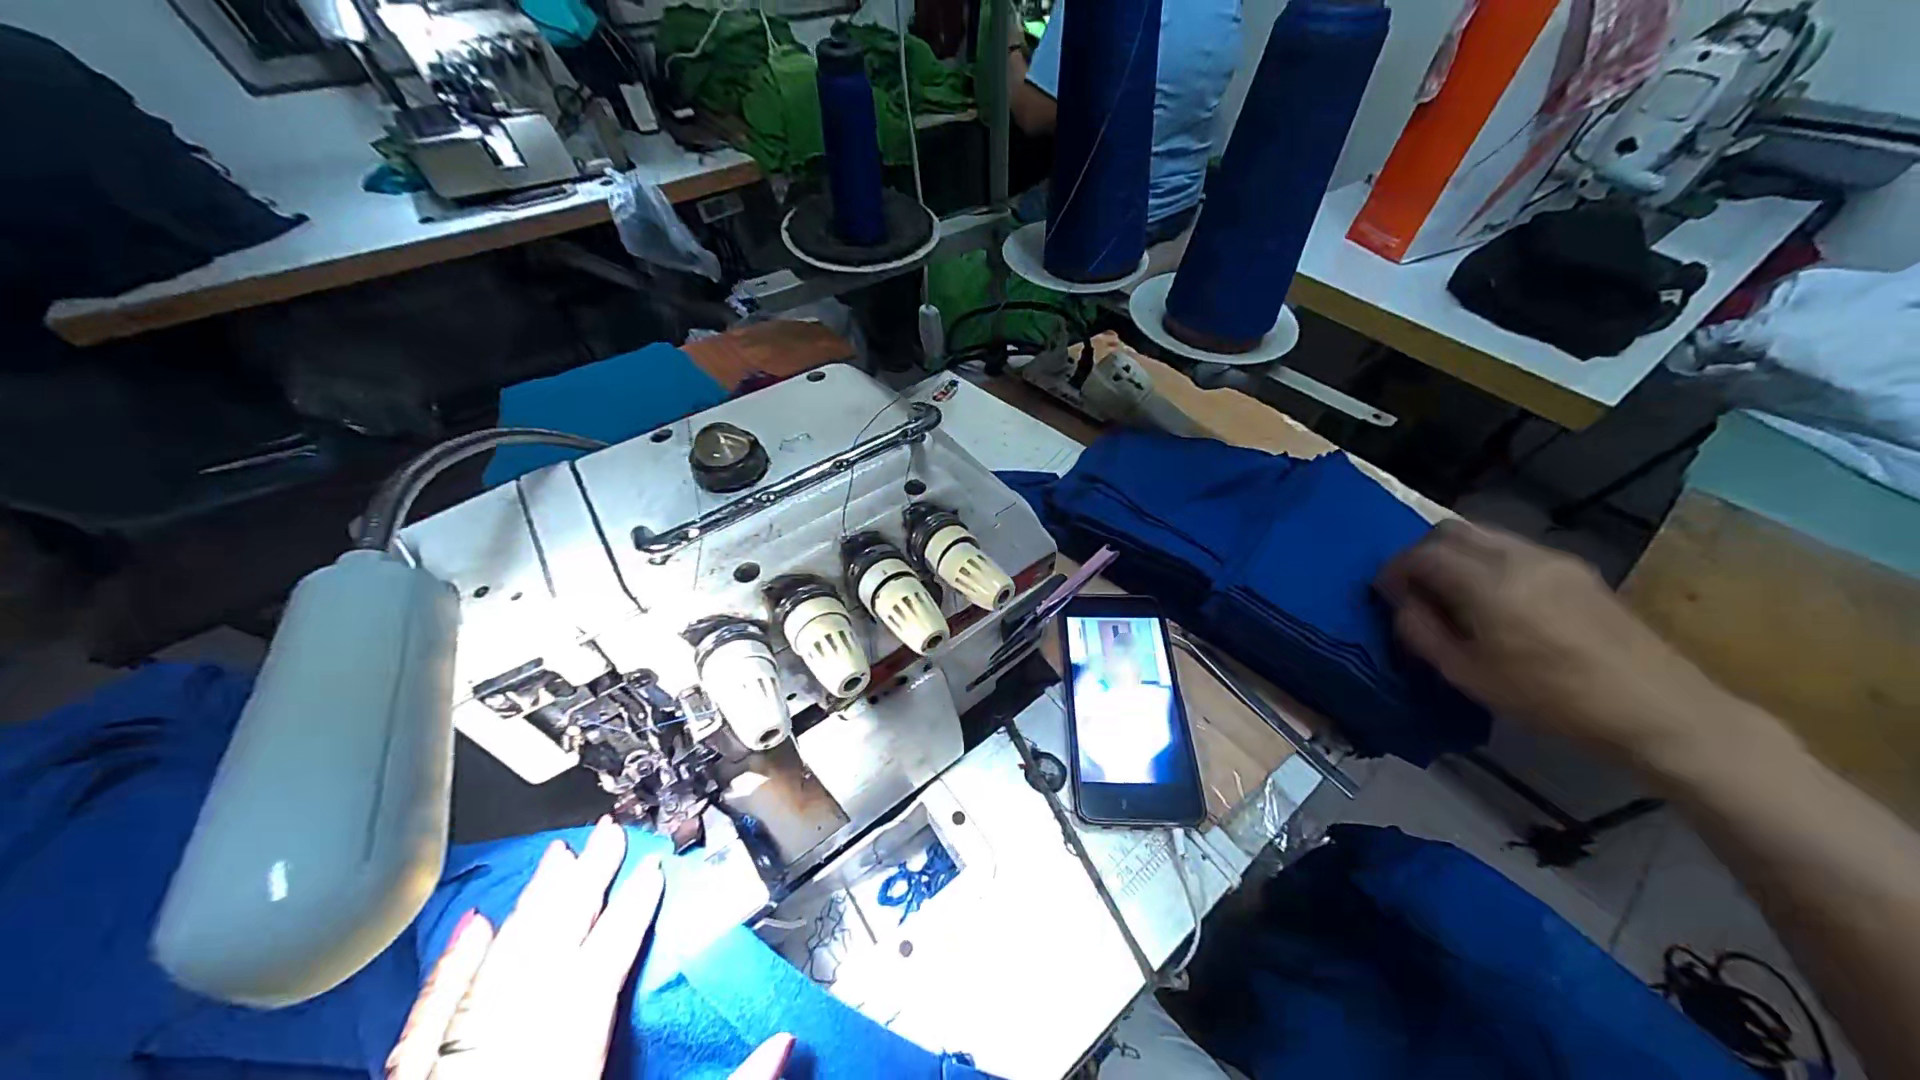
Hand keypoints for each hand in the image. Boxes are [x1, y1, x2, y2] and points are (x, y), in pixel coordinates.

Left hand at [386, 817, 794, 1079]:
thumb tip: (781, 1047)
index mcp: (560, 1077)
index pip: (597, 980)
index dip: (628, 919)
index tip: (651, 872)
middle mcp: (506, 1065)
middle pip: (543, 962)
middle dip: (579, 891)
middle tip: (604, 838)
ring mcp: (461, 1071)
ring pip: (492, 979)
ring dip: (527, 914)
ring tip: (554, 862)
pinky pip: (432, 1023)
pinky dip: (455, 970)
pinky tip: (473, 928)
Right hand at [1376, 521, 1744, 770]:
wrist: (1657, 709)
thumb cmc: (1551, 699)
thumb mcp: (1468, 675)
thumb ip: (1422, 632)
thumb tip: (1403, 603)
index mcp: (1488, 584)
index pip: (1422, 554)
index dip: (1394, 570)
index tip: (1386, 594)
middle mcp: (1518, 557)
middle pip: (1450, 530)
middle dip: (1420, 553)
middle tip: (1413, 587)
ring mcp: (1551, 558)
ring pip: (1482, 534)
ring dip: (1453, 554)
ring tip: (1449, 592)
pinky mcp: (1575, 568)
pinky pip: (1511, 547)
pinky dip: (1484, 559)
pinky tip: (1490, 596)